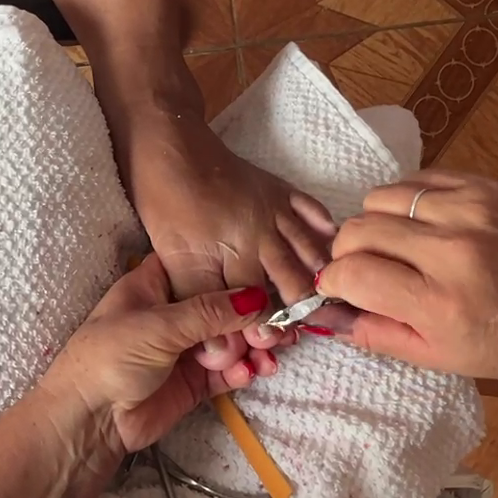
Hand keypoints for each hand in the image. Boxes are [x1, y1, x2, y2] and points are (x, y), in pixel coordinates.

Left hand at [37, 254, 274, 454]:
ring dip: (252, 346)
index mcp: (153, 285)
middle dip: (251, 317)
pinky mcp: (192, 382)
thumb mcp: (159, 326)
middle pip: (222, 306)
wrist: (89, 420)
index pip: (200, 267)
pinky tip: (251, 374)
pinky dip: (242, 371)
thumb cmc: (111, 356)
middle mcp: (172, 312)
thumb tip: (258, 296)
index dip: (232, 272)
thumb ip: (210, 312)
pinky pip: (226, 371)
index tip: (267, 282)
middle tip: (276, 329)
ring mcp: (183, 348)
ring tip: (268, 357)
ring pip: (230, 339)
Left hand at [124, 112, 334, 372]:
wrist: (168, 146)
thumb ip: (198, 302)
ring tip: (331, 298)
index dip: (265, 330)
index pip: (261, 305)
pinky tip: (333, 243)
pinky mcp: (277, 188)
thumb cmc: (164, 204)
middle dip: (302, 309)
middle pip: (295, 280)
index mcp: (239, 253)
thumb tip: (217, 351)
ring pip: (311, 249)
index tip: (267, 347)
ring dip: (322, 275)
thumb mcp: (172, 257)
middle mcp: (267, 233)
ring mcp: (276, 208)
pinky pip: (312, 209)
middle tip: (306, 329)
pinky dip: (326, 229)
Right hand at [314, 170, 497, 390]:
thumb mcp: (433, 356)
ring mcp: (472, 210)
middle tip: (363, 268)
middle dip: (347, 253)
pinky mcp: (484, 186)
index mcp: (443, 302)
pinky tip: (423, 226)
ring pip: (378, 199)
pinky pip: (413, 181)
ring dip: (375, 223)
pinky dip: (405, 203)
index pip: (352, 273)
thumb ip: (369, 332)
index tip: (336, 288)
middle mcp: (456, 251)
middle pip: (358, 230)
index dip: (333, 281)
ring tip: (398, 246)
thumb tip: (319, 310)